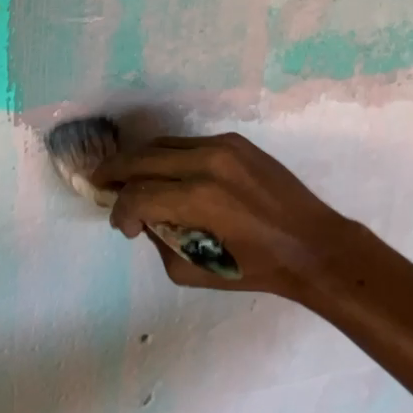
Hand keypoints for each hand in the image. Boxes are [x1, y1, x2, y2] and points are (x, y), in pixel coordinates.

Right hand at [95, 133, 364, 298]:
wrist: (313, 245)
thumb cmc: (257, 268)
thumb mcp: (196, 271)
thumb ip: (161, 241)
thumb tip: (145, 220)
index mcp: (198, 199)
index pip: (137, 195)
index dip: (120, 211)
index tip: (122, 227)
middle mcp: (206, 163)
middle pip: (141, 159)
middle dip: (114, 173)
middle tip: (99, 184)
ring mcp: (222, 146)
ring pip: (161, 145)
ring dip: (139, 161)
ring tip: (125, 176)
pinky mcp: (235, 141)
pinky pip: (188, 144)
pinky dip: (168, 157)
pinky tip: (164, 172)